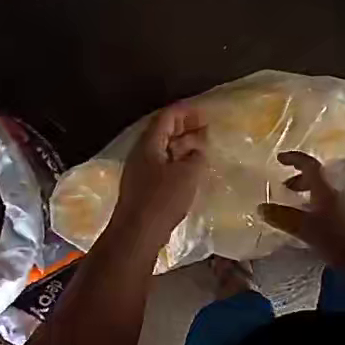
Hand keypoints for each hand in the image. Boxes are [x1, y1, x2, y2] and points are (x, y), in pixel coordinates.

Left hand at [110, 104, 206, 245]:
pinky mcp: (143, 185)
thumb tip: (198, 150)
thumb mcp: (187, 174)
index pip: (167, 117)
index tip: (204, 113)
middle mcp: (142, 152)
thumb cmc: (163, 199)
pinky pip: (161, 163)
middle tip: (206, 128)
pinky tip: (189, 169)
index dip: (186, 112)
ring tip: (202, 148)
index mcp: (149, 144)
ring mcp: (140, 169)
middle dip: (185, 127)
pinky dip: (177, 160)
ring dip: (182, 145)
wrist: (138, 232)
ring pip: (162, 148)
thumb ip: (196, 156)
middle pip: (163, 131)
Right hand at [259, 151, 344, 266]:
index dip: (294, 159)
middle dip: (299, 180)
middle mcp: (336, 196)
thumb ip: (285, 218)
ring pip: (321, 195)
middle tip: (283, 188)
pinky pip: (326, 210)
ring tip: (291, 209)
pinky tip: (307, 227)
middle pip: (317, 179)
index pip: (310, 165)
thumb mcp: (308, 229)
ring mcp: (344, 210)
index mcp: (326, 190)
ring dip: (306, 196)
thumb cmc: (342, 240)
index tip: (279, 158)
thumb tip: (261, 206)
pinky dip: (313, 211)